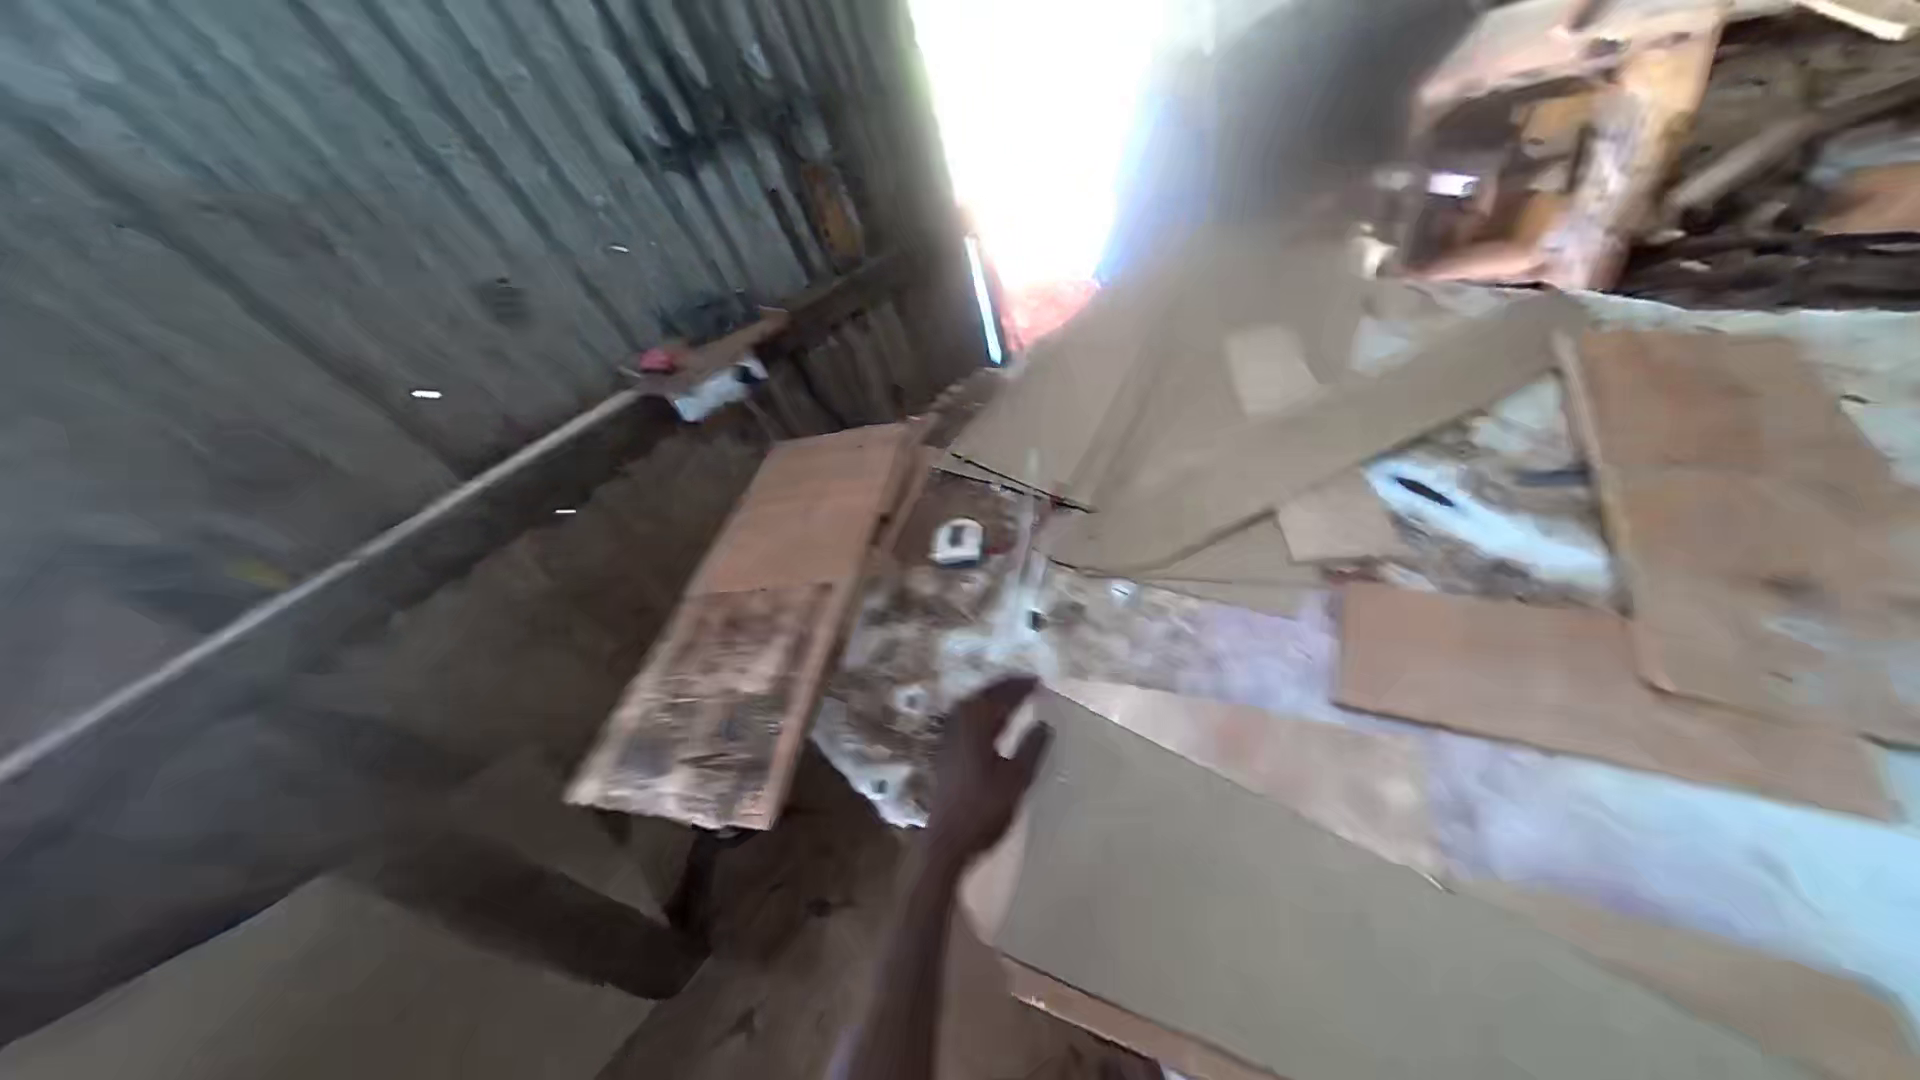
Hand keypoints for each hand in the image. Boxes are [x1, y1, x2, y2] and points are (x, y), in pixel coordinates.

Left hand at [925, 676, 1050, 866]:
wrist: (946, 841)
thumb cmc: (984, 809)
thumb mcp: (1016, 779)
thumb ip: (1032, 747)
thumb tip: (1045, 723)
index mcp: (976, 723)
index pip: (1001, 695)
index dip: (1021, 686)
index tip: (1040, 681)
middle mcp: (959, 722)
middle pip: (985, 695)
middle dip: (1007, 688)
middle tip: (1030, 685)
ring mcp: (949, 736)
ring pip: (975, 705)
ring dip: (995, 699)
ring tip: (1016, 698)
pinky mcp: (946, 750)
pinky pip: (968, 718)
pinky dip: (985, 713)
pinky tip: (995, 724)